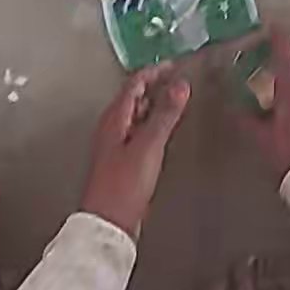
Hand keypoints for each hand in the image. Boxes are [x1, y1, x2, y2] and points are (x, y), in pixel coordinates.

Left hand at [81, 61, 191, 237]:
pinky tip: (167, 127)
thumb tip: (181, 85)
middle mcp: (112, 128)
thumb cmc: (124, 184)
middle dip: (155, 85)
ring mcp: (117, 144)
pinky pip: (141, 129)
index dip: (154, 72)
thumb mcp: (149, 145)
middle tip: (179, 78)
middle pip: (134, 97)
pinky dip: (155, 121)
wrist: (109, 225)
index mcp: (114, 120)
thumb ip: (166, 114)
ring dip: (156, 103)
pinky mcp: (123, 159)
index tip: (175, 65)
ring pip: (138, 113)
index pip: (133, 84)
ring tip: (178, 98)